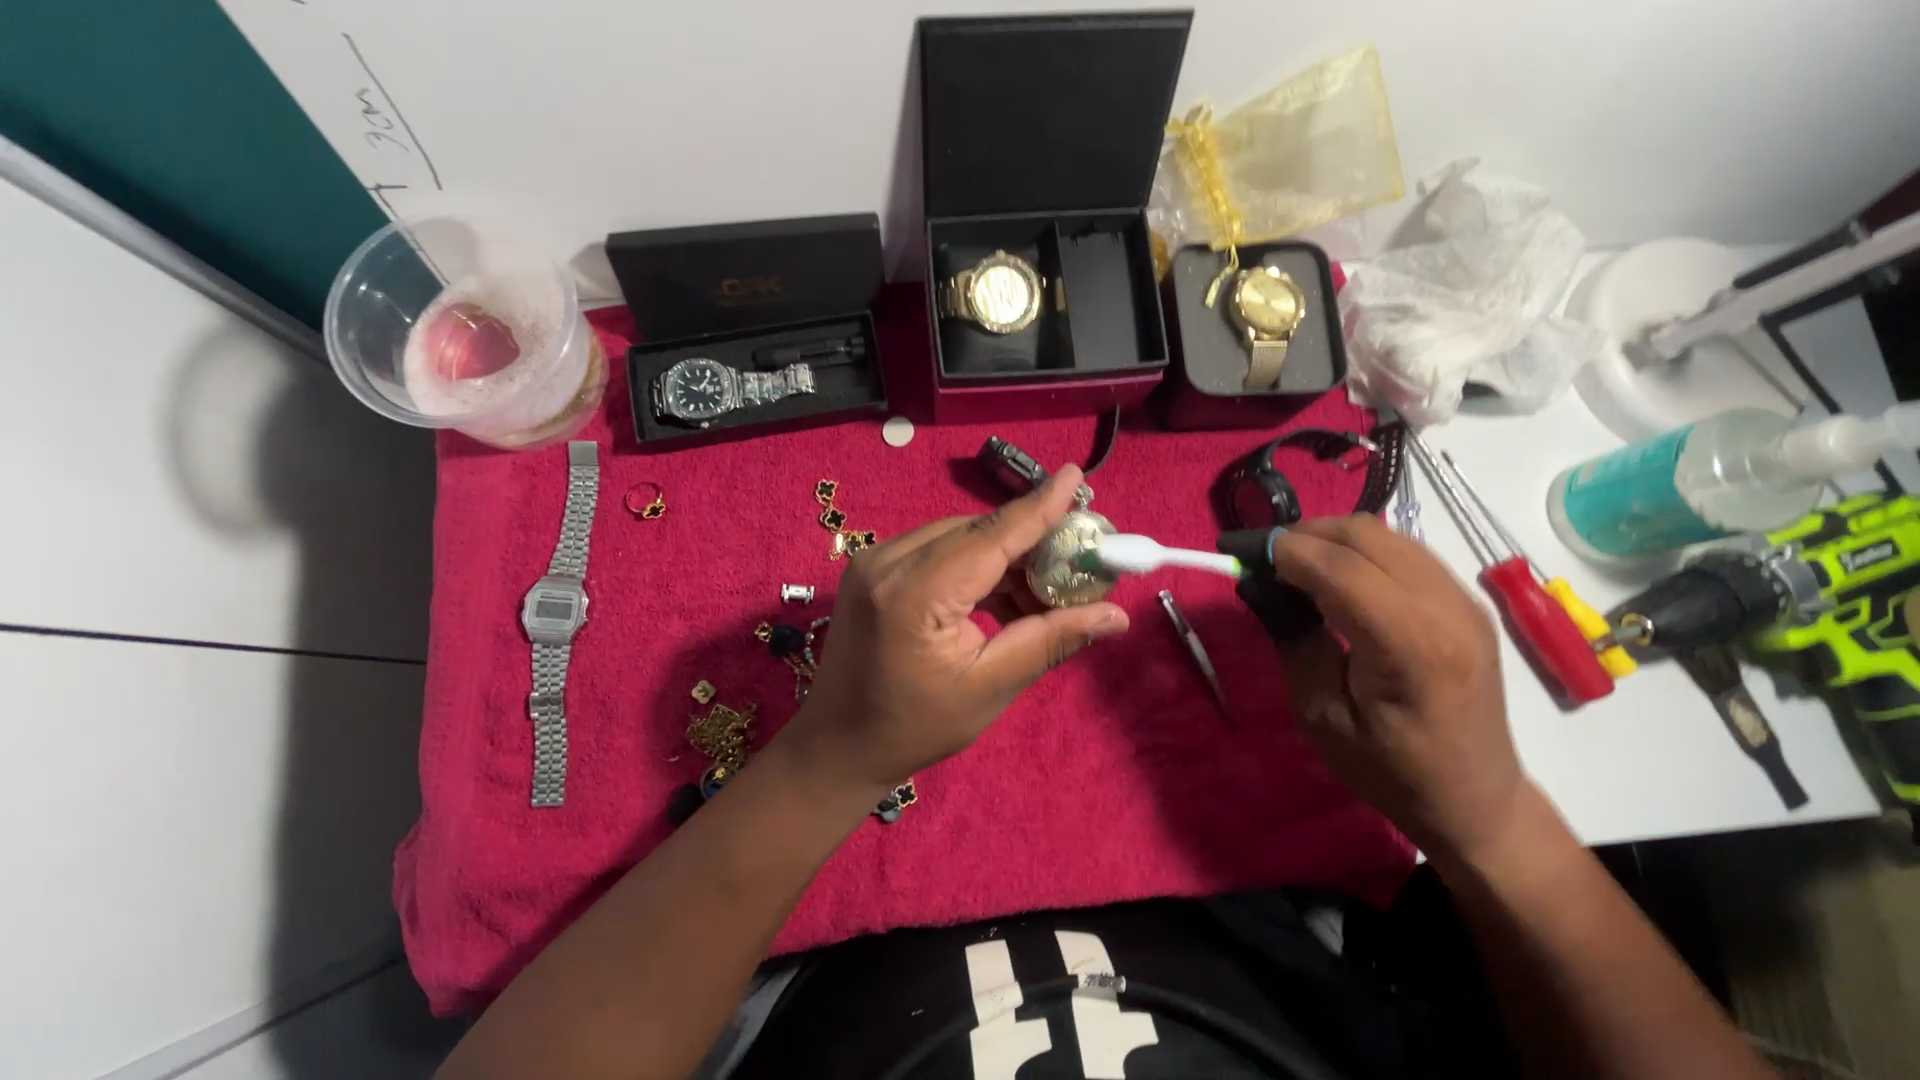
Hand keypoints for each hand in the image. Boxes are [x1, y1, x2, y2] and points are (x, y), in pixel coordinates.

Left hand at [781, 466, 1129, 796]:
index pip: (990, 537)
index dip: (1037, 508)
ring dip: (1002, 556)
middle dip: (1028, 541)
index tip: (1074, 476)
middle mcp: (888, 562)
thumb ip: (1050, 640)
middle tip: (1077, 562)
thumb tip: (1117, 614)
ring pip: (956, 537)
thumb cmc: (916, 726)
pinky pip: (935, 550)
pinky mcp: (872, 568)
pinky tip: (1004, 594)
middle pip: (974, 532)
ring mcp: (874, 561)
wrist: (838, 744)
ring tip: (1044, 591)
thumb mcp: (990, 686)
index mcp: (914, 595)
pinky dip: (973, 565)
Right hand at [1268, 514, 1529, 864]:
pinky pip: (1404, 551)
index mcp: (1411, 646)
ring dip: (1331, 538)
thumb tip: (1259, 584)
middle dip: (1303, 535)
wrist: (1474, 799)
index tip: (1236, 551)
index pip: (1338, 567)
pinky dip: (1360, 550)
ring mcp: (1464, 600)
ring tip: (1292, 566)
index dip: (1283, 550)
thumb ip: (1294, 640)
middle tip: (1260, 559)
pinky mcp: (1466, 602)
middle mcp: (1446, 608)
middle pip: (1365, 535)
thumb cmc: (1390, 770)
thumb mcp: (1322, 716)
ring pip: (1386, 534)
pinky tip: (1335, 577)